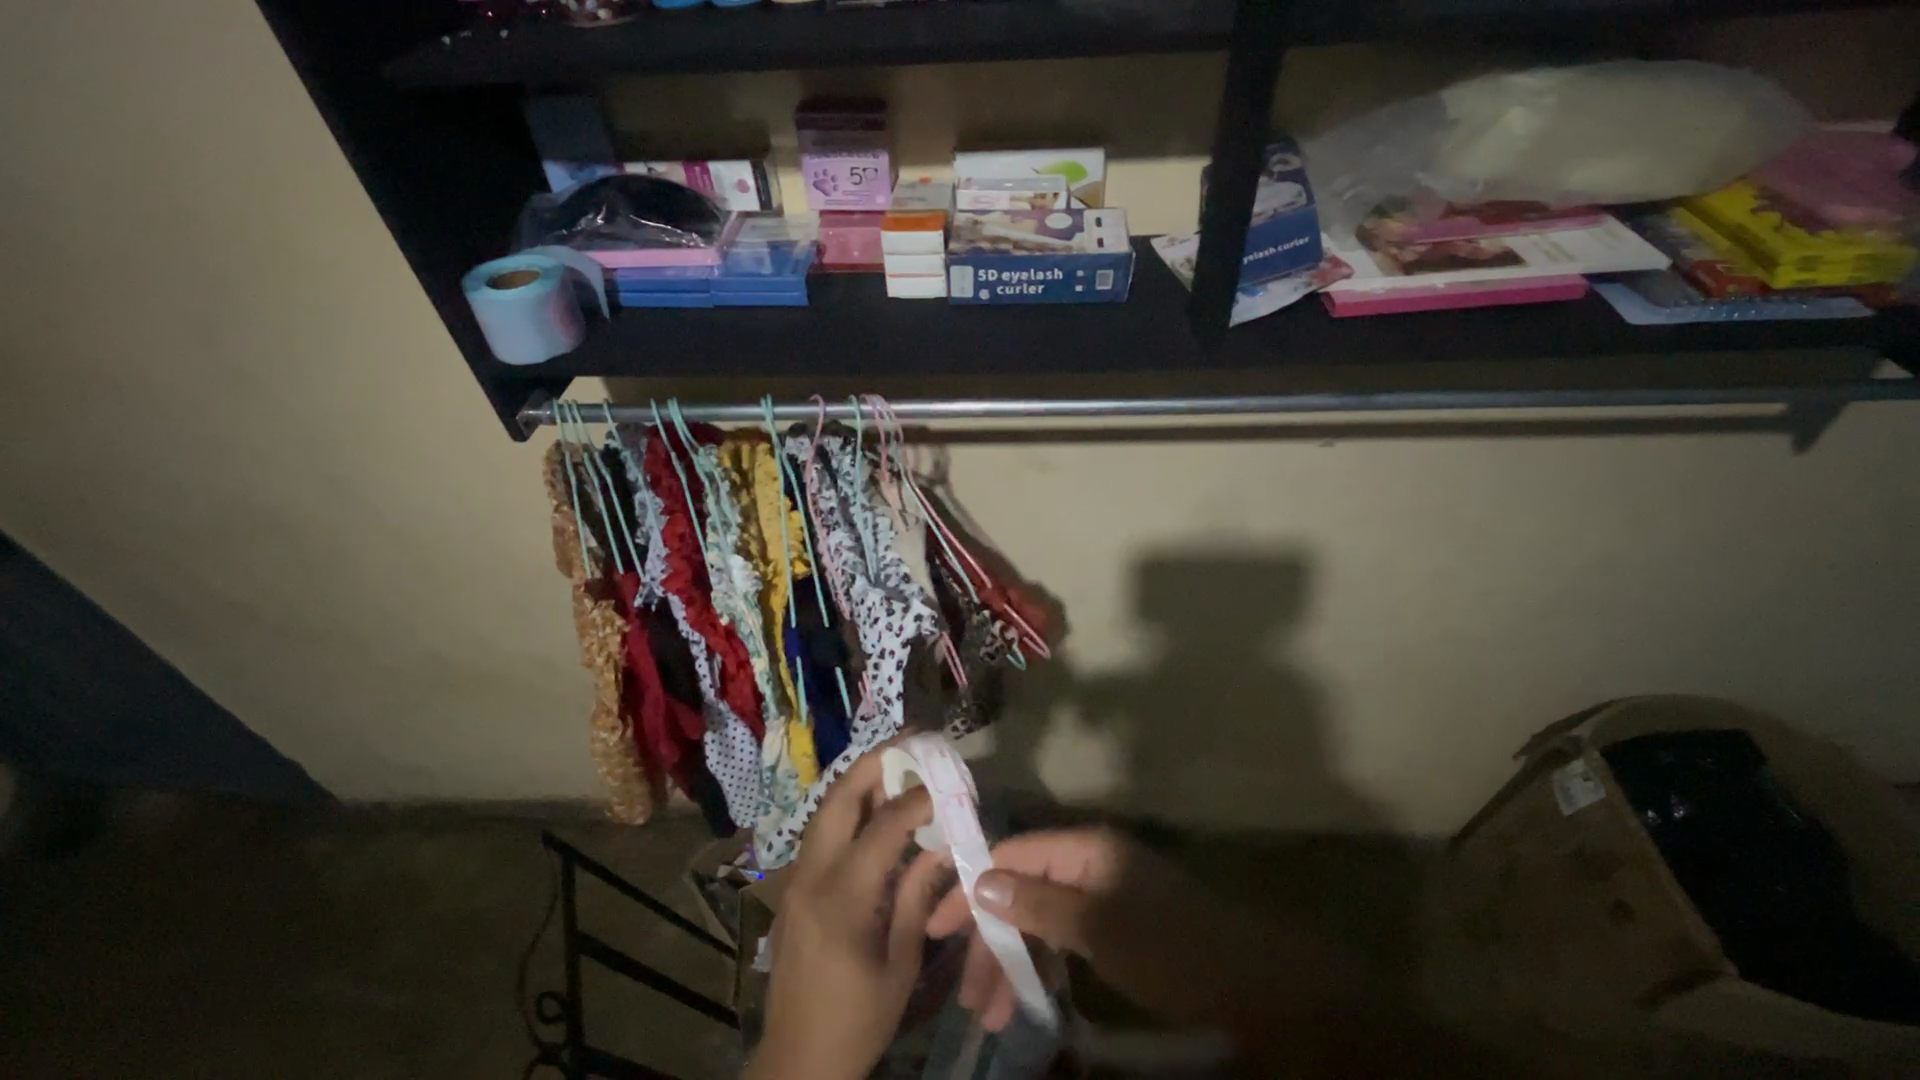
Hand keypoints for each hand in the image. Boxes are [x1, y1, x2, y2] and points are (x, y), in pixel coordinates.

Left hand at [744, 748, 951, 1079]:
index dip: (915, 798)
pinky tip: (873, 812)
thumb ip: (917, 897)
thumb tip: (941, 844)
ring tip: (895, 767)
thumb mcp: (900, 964)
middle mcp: (810, 877)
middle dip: (872, 765)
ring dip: (857, 784)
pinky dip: (846, 812)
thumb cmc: (859, 1018)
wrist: (797, 1059)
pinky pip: (819, 835)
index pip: (882, 827)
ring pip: (822, 813)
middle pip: (837, 801)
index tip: (945, 782)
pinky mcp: (790, 890)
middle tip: (910, 744)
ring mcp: (794, 882)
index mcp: (842, 899)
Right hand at [927, 827, 1204, 1031]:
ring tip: (990, 1013)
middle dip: (991, 941)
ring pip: (1041, 921)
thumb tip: (980, 882)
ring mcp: (1103, 896)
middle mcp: (1089, 864)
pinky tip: (1027, 998)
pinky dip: (1043, 966)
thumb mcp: (1098, 929)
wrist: (1255, 984)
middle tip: (967, 994)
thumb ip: (1038, 905)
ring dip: (1014, 963)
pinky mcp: (1116, 927)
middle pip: (1022, 891)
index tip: (935, 927)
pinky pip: (1065, 938)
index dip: (971, 888)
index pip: (1011, 856)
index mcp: (1085, 849)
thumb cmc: (1171, 948)